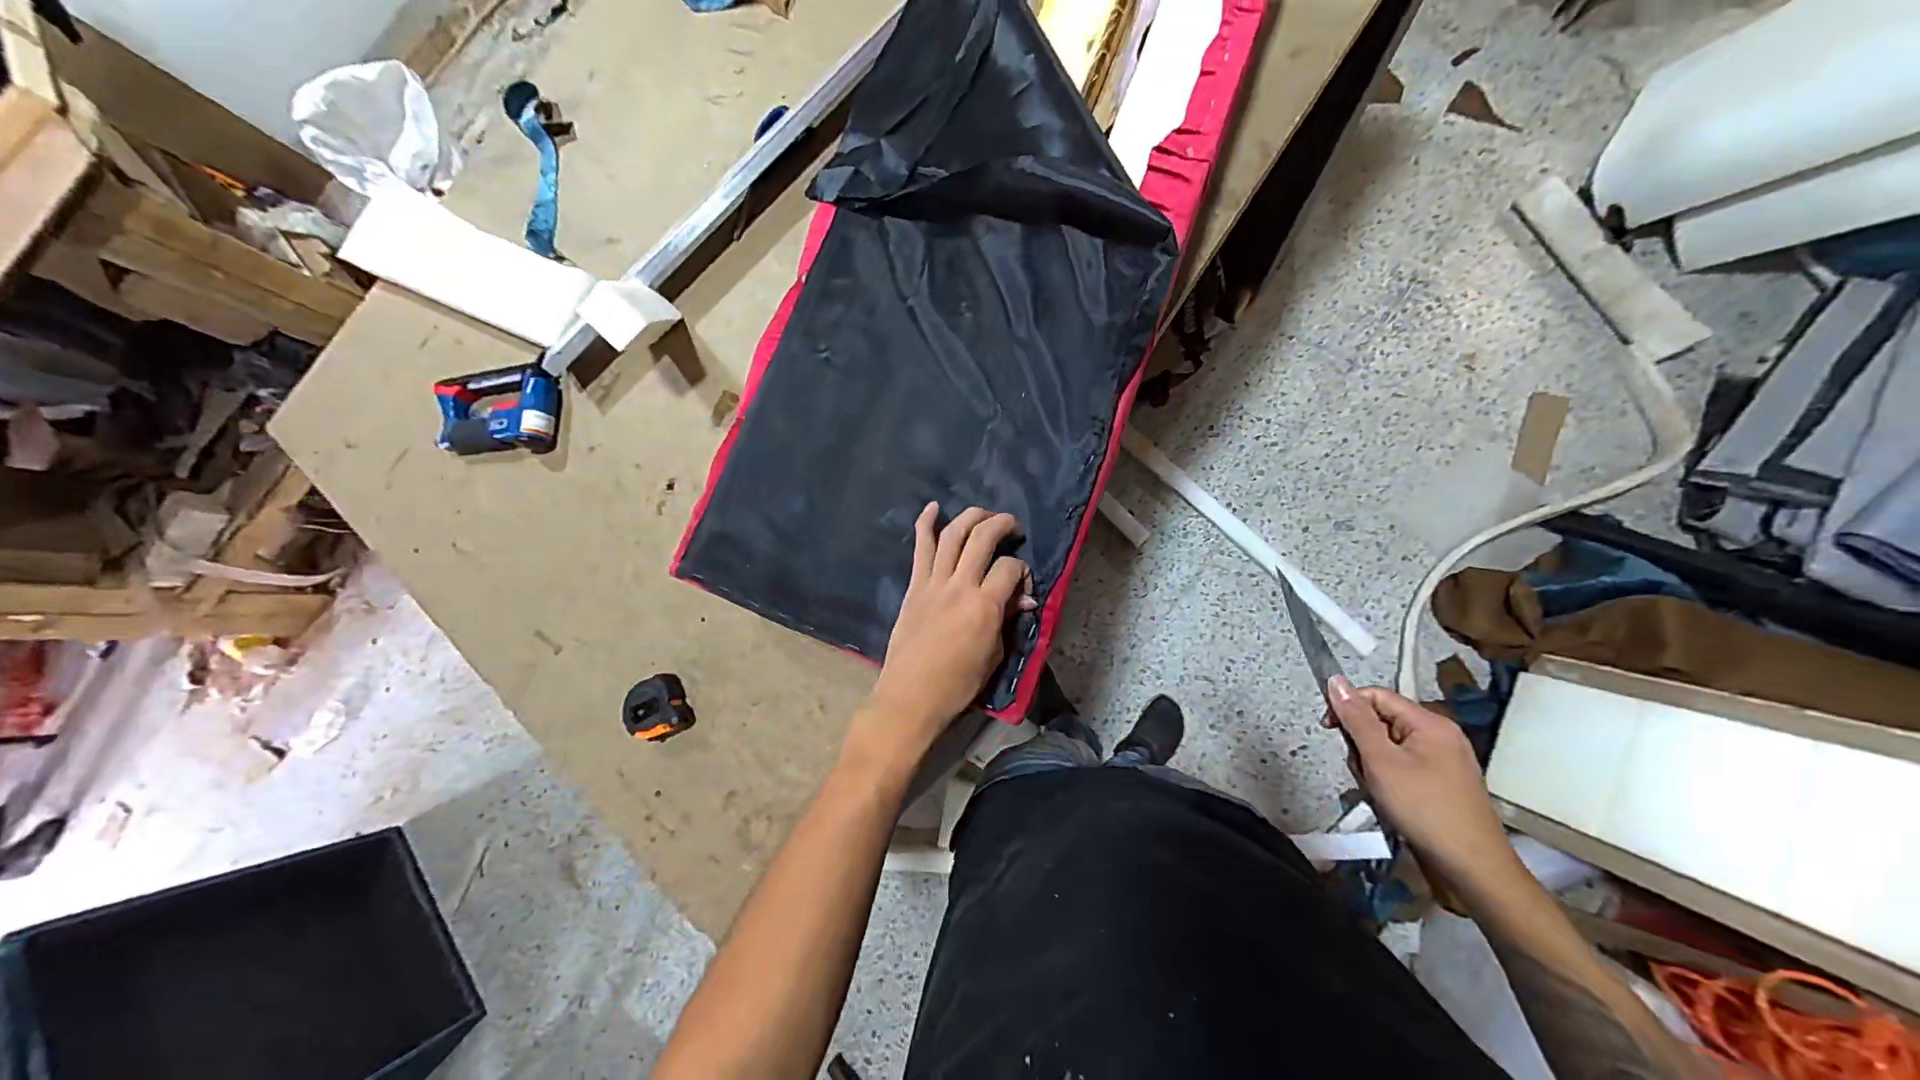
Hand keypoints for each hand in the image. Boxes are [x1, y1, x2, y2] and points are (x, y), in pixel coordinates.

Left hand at [844, 504, 1035, 781]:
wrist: (911, 696)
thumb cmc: (958, 684)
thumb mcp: (994, 655)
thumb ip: (1006, 620)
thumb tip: (1023, 599)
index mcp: (984, 606)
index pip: (1010, 568)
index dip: (1022, 569)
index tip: (1023, 584)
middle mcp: (959, 586)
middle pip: (982, 538)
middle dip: (1002, 524)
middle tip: (1012, 525)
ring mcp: (933, 583)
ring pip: (953, 534)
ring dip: (971, 516)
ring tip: (984, 513)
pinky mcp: (914, 587)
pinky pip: (920, 548)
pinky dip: (925, 524)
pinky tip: (932, 507)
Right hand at [1324, 677, 1515, 884]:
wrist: (1472, 868)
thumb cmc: (1424, 809)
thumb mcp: (1381, 761)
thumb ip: (1356, 719)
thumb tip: (1336, 680)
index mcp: (1430, 723)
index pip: (1376, 696)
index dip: (1347, 707)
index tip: (1329, 731)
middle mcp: (1440, 735)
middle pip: (1382, 721)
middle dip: (1361, 743)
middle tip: (1363, 771)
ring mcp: (1444, 760)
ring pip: (1389, 746)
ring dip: (1373, 765)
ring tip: (1377, 790)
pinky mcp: (1442, 783)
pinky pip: (1403, 766)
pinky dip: (1388, 779)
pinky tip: (1389, 800)